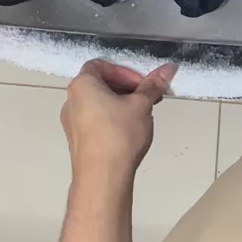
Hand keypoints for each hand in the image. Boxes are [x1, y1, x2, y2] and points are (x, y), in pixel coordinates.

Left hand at [60, 60, 178, 187]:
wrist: (102, 176)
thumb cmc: (120, 133)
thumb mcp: (142, 104)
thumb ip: (154, 85)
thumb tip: (170, 66)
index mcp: (82, 85)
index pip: (101, 65)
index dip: (124, 71)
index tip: (142, 85)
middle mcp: (71, 100)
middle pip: (100, 84)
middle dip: (127, 88)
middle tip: (148, 99)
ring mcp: (71, 121)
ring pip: (99, 103)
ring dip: (121, 103)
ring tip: (141, 116)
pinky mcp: (77, 139)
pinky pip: (96, 119)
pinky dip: (112, 118)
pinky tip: (129, 132)